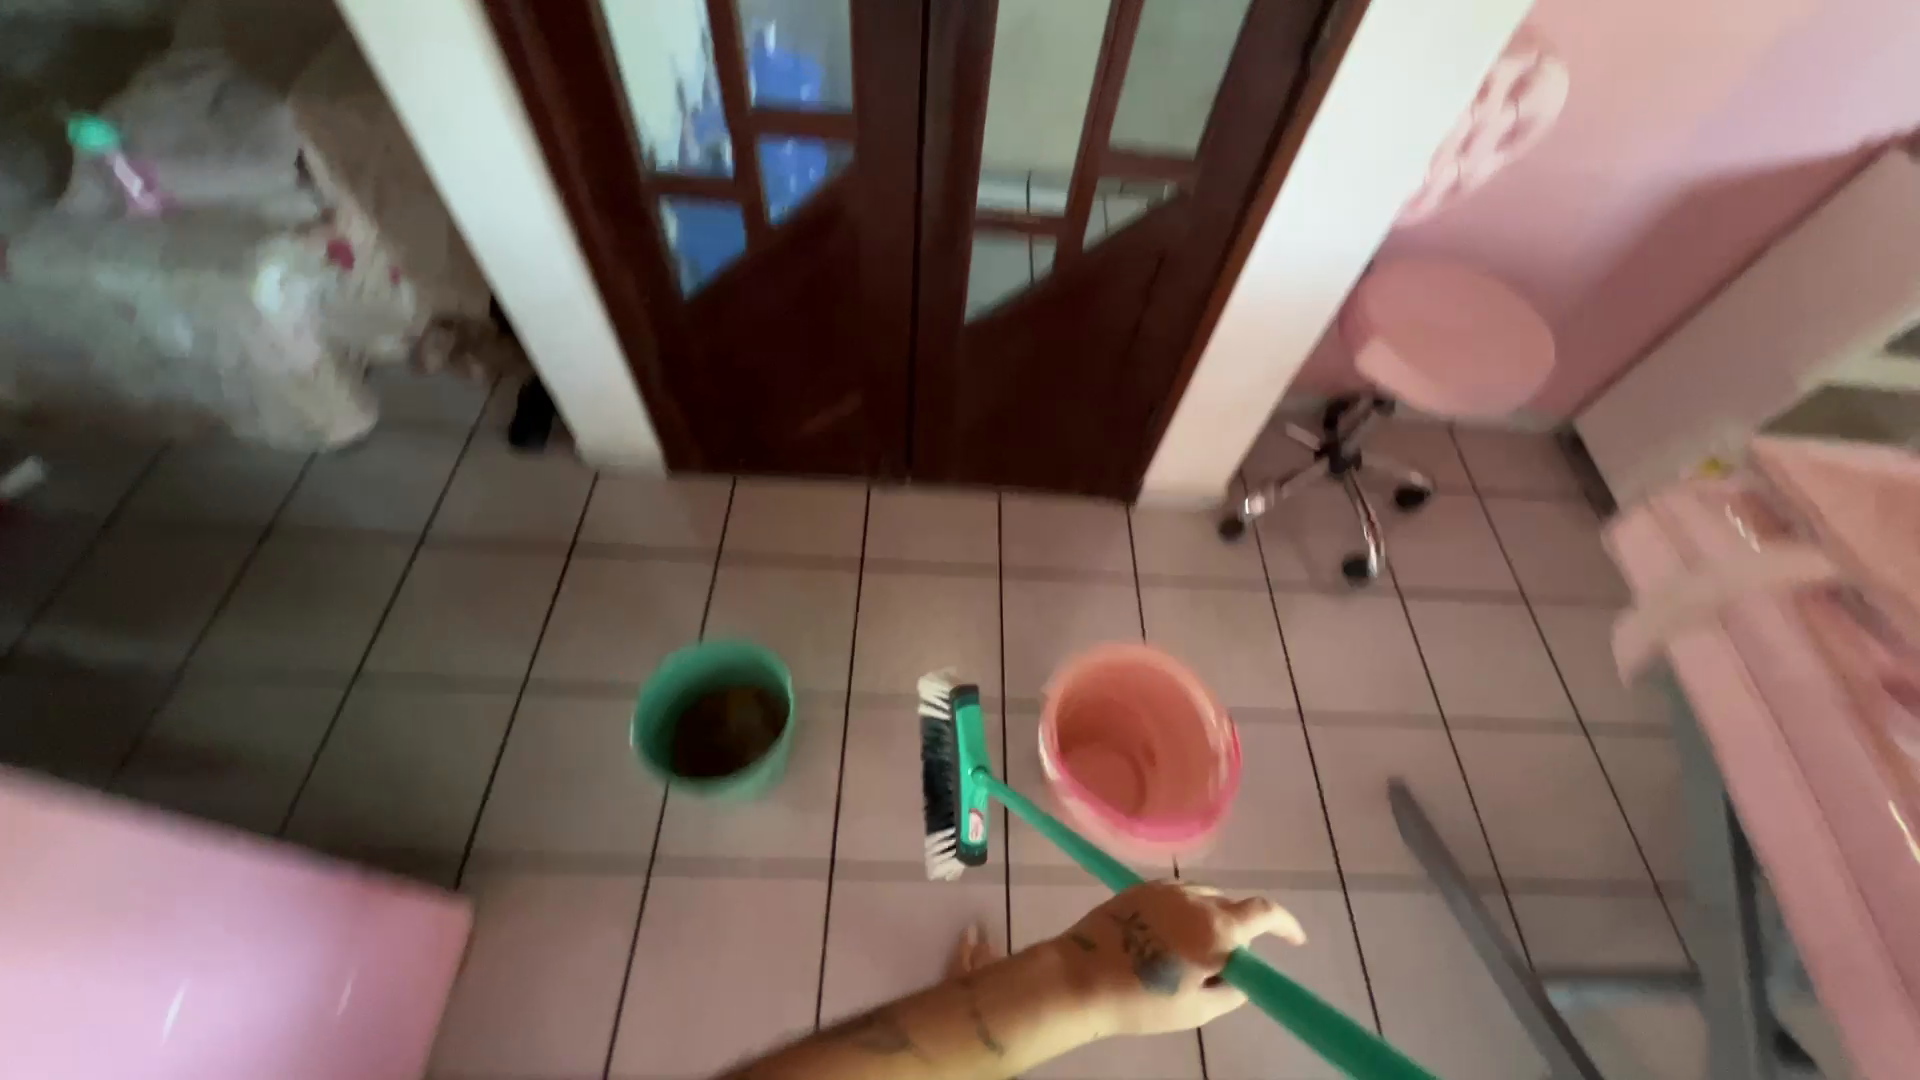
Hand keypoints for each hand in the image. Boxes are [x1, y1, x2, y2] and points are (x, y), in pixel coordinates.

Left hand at [1052, 881, 1305, 1035]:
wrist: (1082, 975)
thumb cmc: (1143, 1000)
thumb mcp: (1198, 1008)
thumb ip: (1230, 989)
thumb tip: (1240, 974)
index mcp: (1215, 928)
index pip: (1264, 912)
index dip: (1285, 924)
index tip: (1295, 940)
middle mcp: (1194, 898)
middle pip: (1232, 904)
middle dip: (1242, 928)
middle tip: (1232, 960)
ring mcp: (1164, 889)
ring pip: (1203, 896)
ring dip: (1212, 917)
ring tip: (1196, 952)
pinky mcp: (1139, 887)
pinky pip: (1177, 894)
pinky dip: (1186, 911)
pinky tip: (1170, 938)